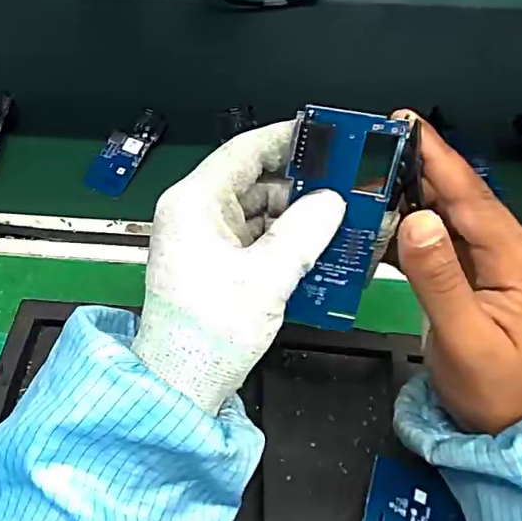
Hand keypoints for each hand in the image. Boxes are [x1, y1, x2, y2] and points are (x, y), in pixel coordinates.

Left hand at [132, 121, 346, 412]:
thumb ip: (304, 232)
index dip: (286, 139)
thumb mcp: (267, 277)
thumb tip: (328, 203)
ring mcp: (203, 238)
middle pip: (254, 179)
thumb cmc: (202, 335)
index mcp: (193, 203)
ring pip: (257, 208)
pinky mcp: (214, 261)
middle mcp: (193, 214)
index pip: (244, 150)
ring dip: (294, 214)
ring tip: (334, 218)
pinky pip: (254, 235)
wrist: (181, 384)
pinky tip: (314, 245)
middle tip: (340, 184)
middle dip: (299, 183)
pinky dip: (283, 238)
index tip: (322, 136)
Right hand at [390, 111, 521, 432]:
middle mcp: (504, 253)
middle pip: (457, 197)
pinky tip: (380, 216)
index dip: (438, 158)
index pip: (471, 197)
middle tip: (376, 140)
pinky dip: (405, 224)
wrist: (509, 428)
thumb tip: (417, 219)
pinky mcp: (466, 275)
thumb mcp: (466, 338)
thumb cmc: (496, 391)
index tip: (406, 124)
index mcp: (516, 261)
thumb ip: (440, 278)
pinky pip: (433, 238)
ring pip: (443, 213)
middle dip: (419, 164)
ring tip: (369, 170)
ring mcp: (486, 263)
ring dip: (408, 190)